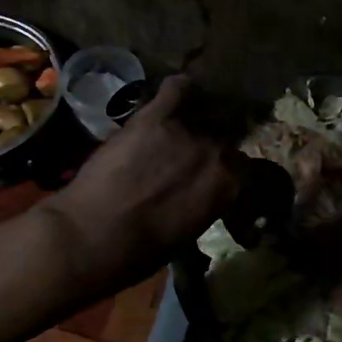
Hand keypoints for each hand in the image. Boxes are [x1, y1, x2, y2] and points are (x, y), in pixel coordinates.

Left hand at [37, 76, 240, 285]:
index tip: (226, 183)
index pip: (250, 170)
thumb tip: (207, 197)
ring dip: (195, 125)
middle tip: (192, 163)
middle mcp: (218, 151)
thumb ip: (206, 204)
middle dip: (212, 152)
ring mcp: (186, 131)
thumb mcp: (189, 233)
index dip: (237, 176)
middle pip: (224, 141)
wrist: (92, 237)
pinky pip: (176, 89)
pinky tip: (177, 92)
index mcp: (230, 186)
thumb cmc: (141, 252)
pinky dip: (179, 89)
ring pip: (202, 116)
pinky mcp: (154, 117)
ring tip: (181, 132)